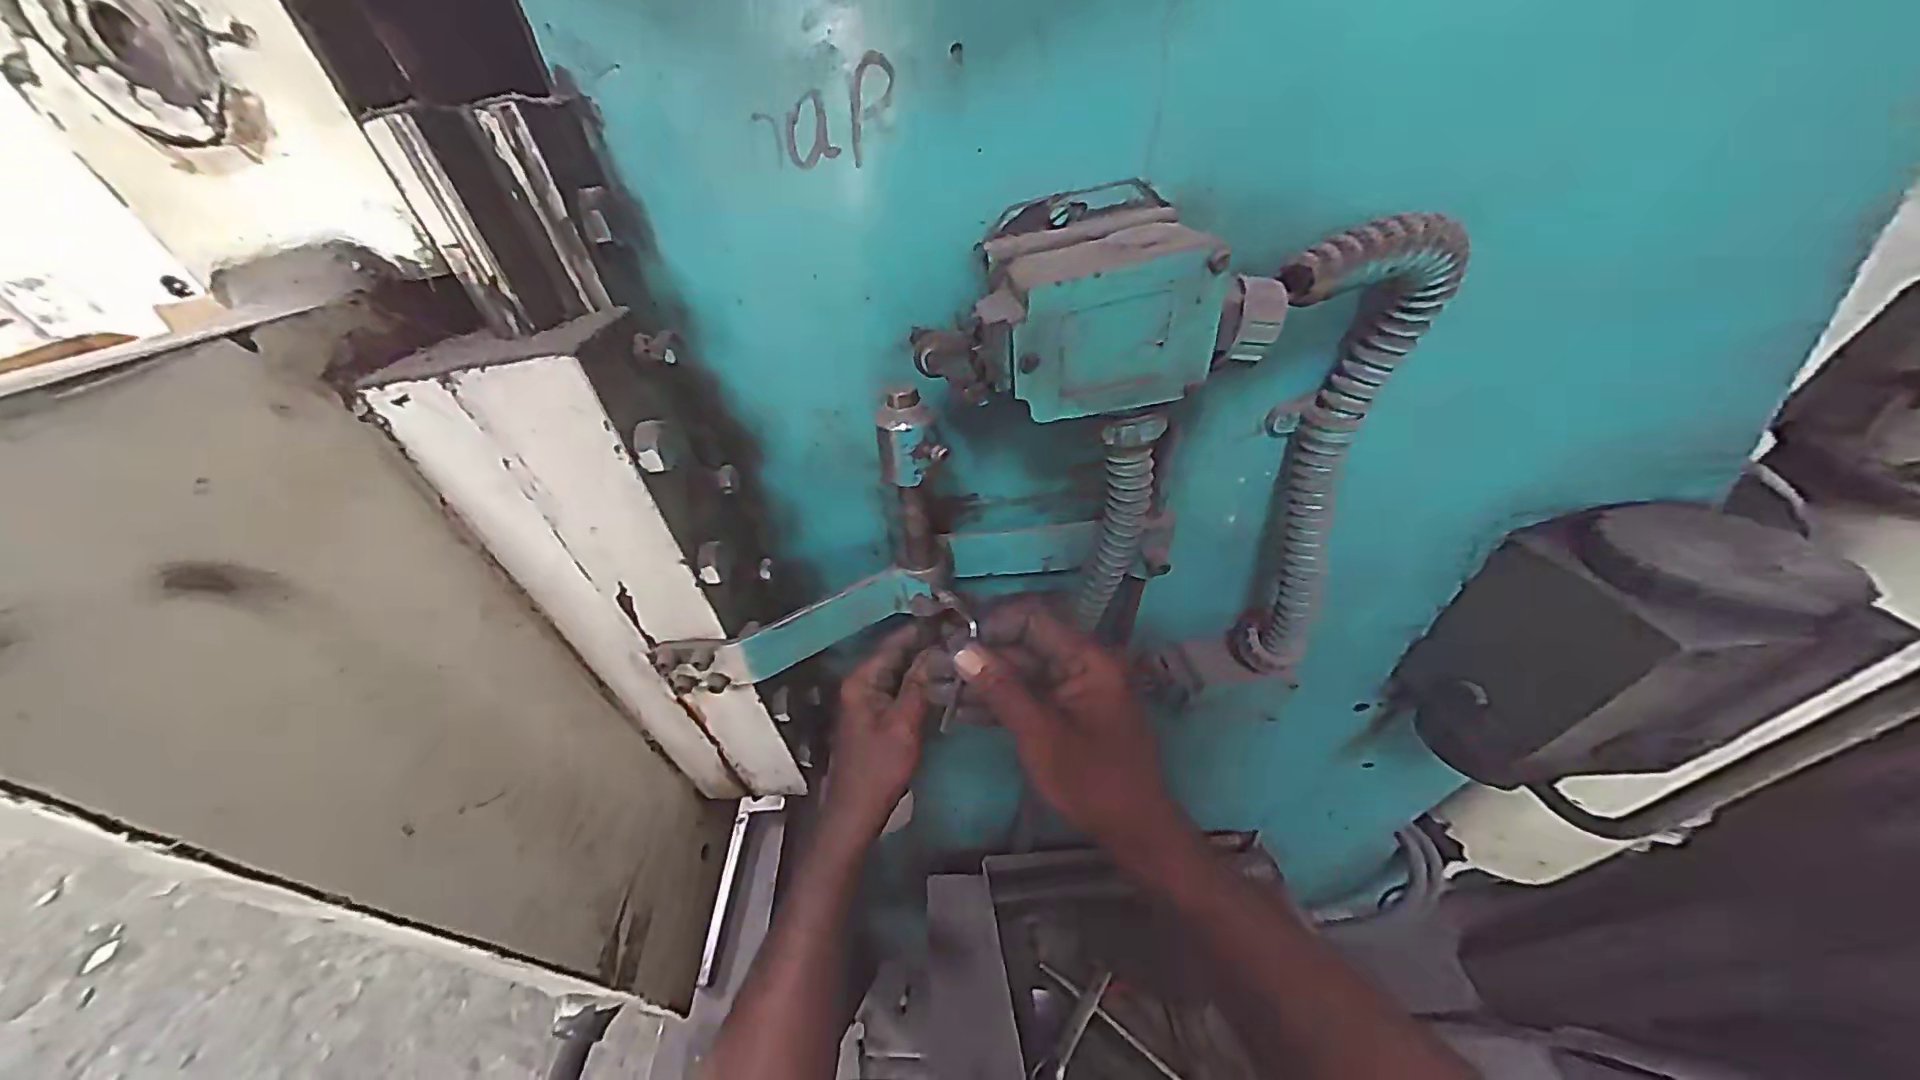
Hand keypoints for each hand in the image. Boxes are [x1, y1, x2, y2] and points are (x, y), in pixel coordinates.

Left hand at [824, 621, 935, 838]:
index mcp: (861, 680)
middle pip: (895, 654)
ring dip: (923, 663)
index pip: (894, 642)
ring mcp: (864, 698)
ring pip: (898, 671)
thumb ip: (919, 683)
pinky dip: (917, 681)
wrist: (856, 811)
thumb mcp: (904, 723)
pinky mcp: (873, 713)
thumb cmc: (880, 768)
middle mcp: (858, 682)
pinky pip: (897, 687)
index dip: (922, 630)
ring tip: (956, 653)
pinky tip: (940, 680)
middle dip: (925, 644)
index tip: (952, 619)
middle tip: (960, 636)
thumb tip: (938, 649)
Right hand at [953, 601, 1194, 865]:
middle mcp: (1082, 663)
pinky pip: (1028, 693)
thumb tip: (962, 649)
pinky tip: (962, 708)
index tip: (953, 639)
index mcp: (1088, 658)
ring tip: (941, 685)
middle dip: (981, 653)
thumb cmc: (1093, 783)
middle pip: (1024, 643)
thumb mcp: (1041, 736)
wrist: (1135, 831)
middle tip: (937, 663)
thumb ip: (1002, 689)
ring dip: (984, 678)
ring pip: (1021, 669)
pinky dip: (999, 699)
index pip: (1033, 618)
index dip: (991, 623)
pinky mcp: (1066, 709)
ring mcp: (1074, 687)